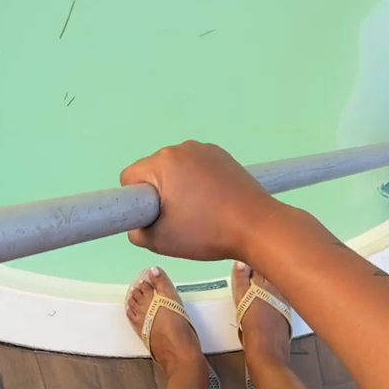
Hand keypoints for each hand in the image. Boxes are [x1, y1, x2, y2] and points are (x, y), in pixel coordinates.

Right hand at [119, 140, 283, 262]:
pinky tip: (213, 203)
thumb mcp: (160, 241)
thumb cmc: (207, 232)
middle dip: (159, 193)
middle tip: (178, 219)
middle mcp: (183, 147)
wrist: (258, 227)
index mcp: (164, 162)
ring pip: (176, 170)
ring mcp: (206, 149)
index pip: (130, 177)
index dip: (135, 201)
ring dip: (179, 187)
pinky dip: (198, 183)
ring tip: (199, 213)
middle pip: (154, 171)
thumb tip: (139, 225)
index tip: (153, 217)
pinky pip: (197, 168)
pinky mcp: (223, 156)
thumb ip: (137, 232)